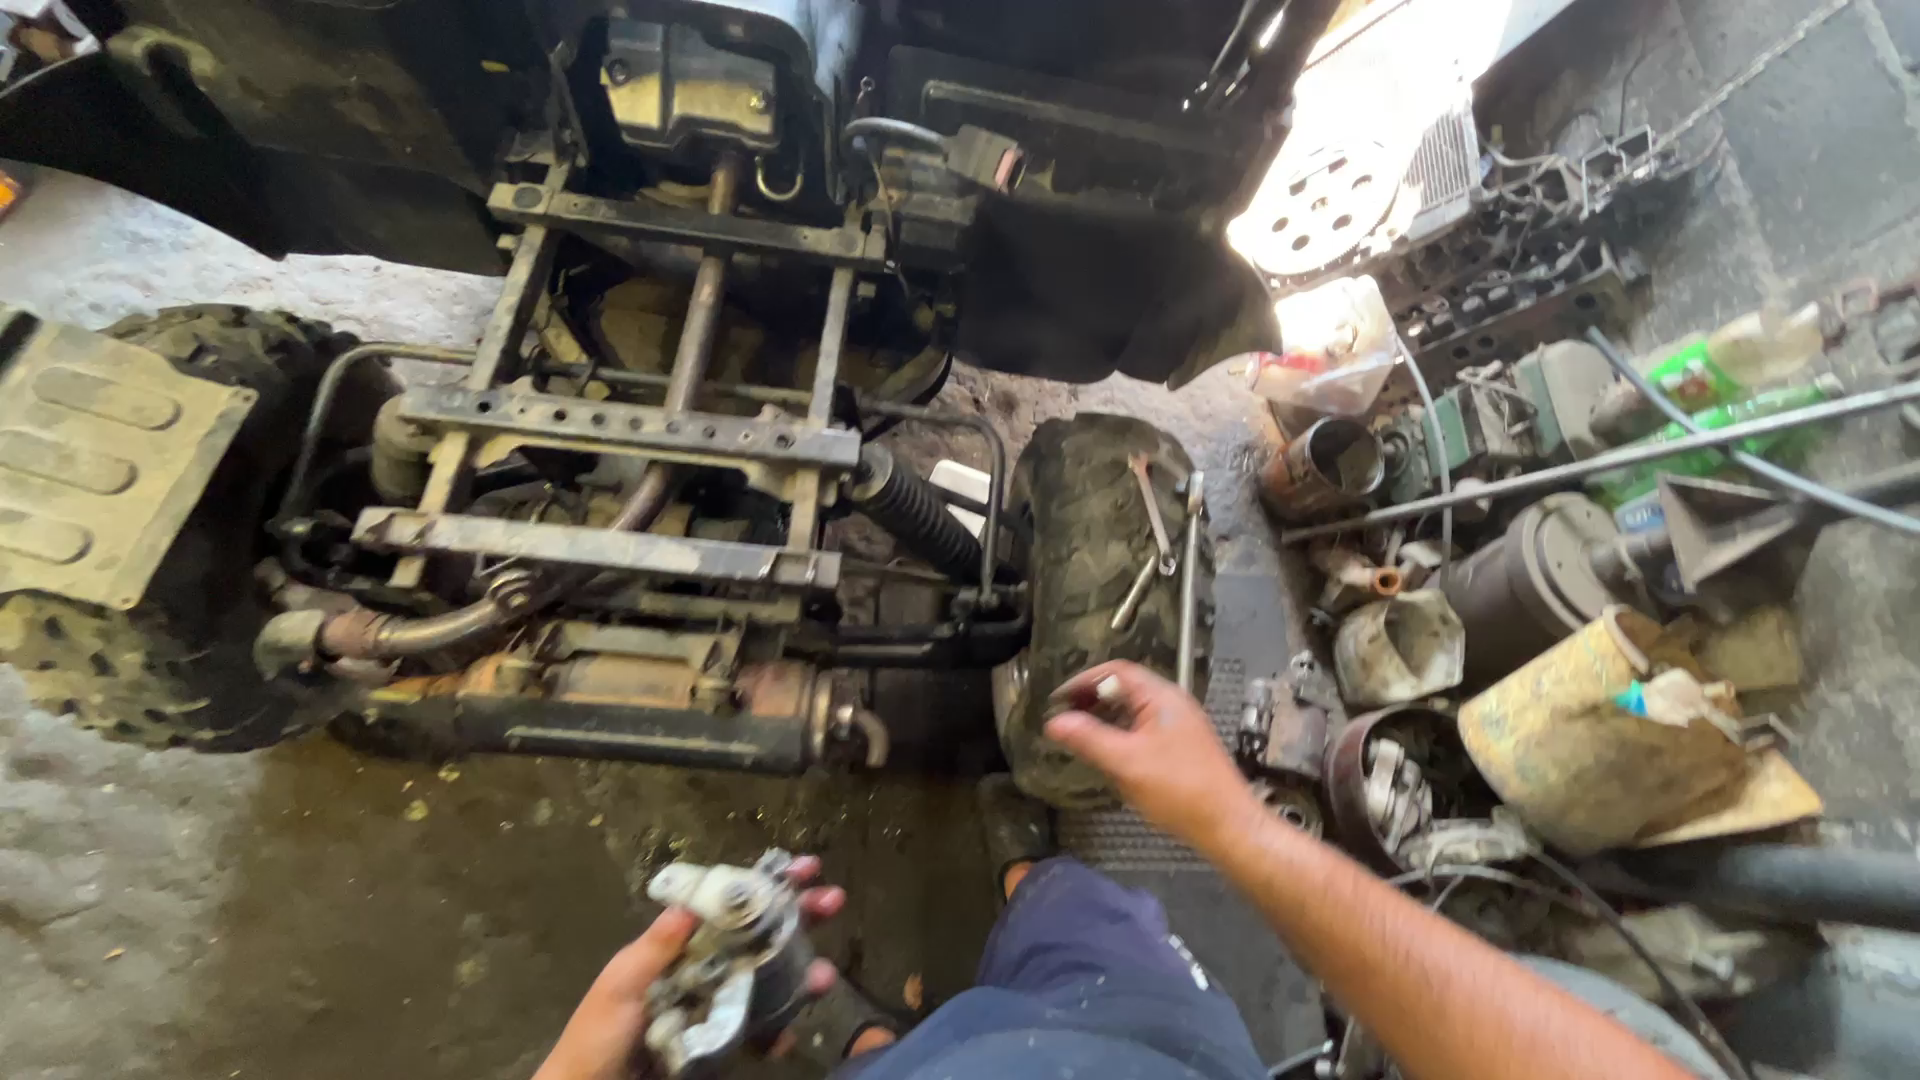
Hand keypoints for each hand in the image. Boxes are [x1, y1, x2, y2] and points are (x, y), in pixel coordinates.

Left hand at [532, 856, 844, 1079]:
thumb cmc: (597, 1038)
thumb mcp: (618, 987)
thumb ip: (654, 949)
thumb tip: (691, 903)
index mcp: (686, 943)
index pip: (735, 902)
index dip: (772, 882)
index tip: (806, 867)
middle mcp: (711, 965)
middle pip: (765, 932)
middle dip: (803, 913)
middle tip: (835, 899)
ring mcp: (721, 1005)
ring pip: (773, 978)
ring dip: (804, 972)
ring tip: (825, 976)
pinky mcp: (725, 1044)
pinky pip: (761, 1032)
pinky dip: (780, 1031)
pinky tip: (788, 1035)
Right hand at [1044, 661, 1263, 852]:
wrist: (1229, 826)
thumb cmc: (1180, 790)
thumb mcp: (1126, 763)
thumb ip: (1089, 739)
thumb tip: (1054, 722)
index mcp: (1161, 697)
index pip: (1116, 671)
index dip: (1084, 680)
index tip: (1059, 698)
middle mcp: (1172, 703)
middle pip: (1125, 688)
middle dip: (1092, 698)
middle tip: (1065, 714)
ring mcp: (1180, 725)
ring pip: (1134, 710)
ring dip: (1106, 716)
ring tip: (1080, 733)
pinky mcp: (1182, 746)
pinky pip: (1144, 728)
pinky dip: (1121, 733)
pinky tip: (1110, 754)